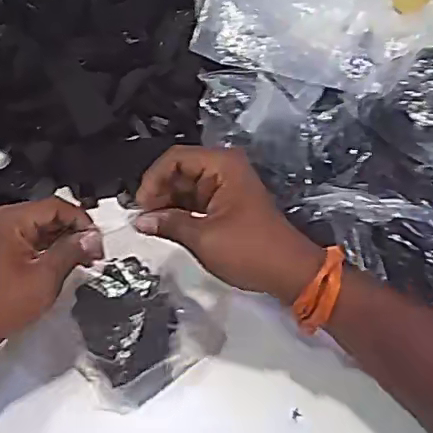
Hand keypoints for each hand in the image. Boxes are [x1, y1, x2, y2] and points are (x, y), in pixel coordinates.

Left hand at [0, 197, 103, 351]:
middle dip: (75, 232)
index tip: (96, 239)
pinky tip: (66, 264)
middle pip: (51, 215)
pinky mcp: (7, 249)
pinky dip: (53, 250)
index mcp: (11, 220)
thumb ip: (71, 251)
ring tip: (84, 260)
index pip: (56, 206)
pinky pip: (36, 240)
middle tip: (93, 251)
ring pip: (45, 228)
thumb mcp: (45, 276)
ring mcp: (5, 235)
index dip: (81, 221)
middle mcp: (6, 222)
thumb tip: (90, 238)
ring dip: (66, 242)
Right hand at [134, 146, 324, 304]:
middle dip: (158, 192)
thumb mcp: (204, 238)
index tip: (141, 205)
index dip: (153, 179)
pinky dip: (179, 211)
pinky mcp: (225, 203)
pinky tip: (166, 226)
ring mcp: (225, 185)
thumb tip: (141, 221)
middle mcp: (223, 168)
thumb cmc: (251, 251)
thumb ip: (169, 224)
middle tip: (143, 217)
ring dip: (166, 203)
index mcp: (222, 165)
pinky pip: (194, 199)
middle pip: (178, 170)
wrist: (291, 274)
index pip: (175, 158)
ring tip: (151, 224)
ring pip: (184, 186)